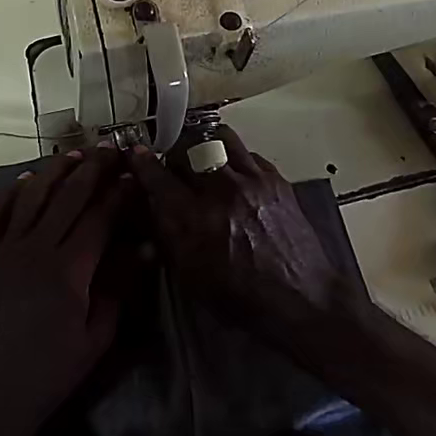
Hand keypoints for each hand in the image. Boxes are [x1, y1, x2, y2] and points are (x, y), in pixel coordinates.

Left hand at [0, 150, 131, 435]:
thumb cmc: (49, 372)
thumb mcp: (96, 338)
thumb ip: (119, 289)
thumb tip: (143, 249)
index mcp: (69, 269)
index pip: (100, 216)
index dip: (120, 193)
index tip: (134, 174)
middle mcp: (37, 249)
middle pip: (69, 196)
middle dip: (93, 169)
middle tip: (111, 149)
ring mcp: (5, 250)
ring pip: (32, 196)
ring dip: (56, 170)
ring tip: (75, 153)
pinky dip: (11, 193)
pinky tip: (25, 179)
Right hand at [127, 128, 356, 338]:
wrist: (301, 297)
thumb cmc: (242, 298)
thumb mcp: (192, 277)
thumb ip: (168, 236)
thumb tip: (154, 205)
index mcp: (196, 221)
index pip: (159, 179)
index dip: (142, 163)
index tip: (134, 153)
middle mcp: (222, 191)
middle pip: (188, 148)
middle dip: (175, 153)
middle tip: (175, 164)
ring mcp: (252, 180)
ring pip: (219, 137)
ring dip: (205, 144)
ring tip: (203, 156)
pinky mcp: (275, 177)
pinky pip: (246, 152)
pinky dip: (233, 158)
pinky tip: (234, 174)